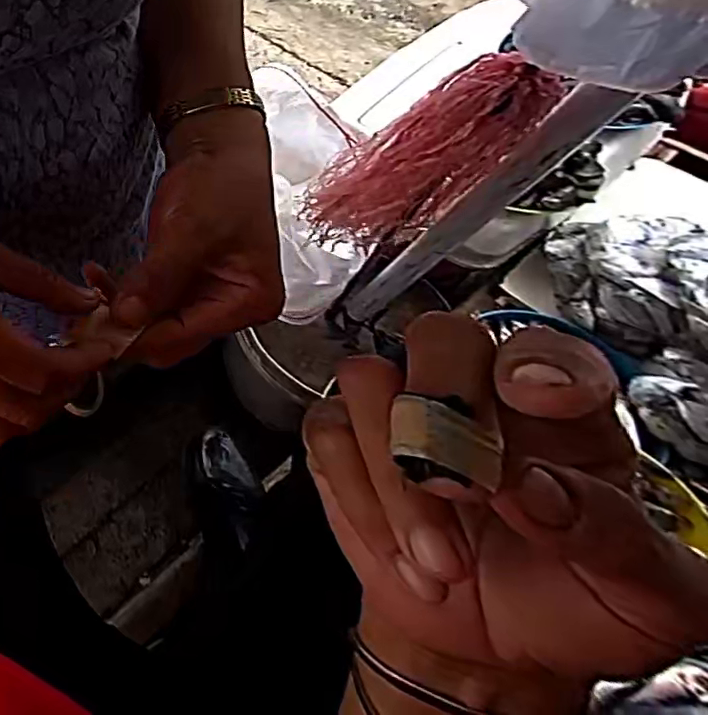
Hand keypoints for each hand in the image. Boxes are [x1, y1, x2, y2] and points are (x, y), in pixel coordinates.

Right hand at [0, 194, 103, 445]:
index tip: (100, 348)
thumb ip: (39, 283)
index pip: (36, 371)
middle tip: (77, 362)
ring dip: (32, 415)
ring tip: (46, 382)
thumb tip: (87, 304)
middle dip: (64, 391)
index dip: (79, 366)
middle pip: (22, 409)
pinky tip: (7, 393)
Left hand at [113, 108, 283, 367]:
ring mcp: (205, 296)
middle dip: (124, 328)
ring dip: (118, 311)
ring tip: (89, 288)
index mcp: (247, 302)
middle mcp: (230, 307)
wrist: (218, 155)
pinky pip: (147, 301)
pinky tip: (98, 278)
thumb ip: (159, 278)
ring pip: (152, 322)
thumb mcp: (189, 231)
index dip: (137, 337)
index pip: (184, 336)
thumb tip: (127, 317)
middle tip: (80, 315)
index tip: (95, 333)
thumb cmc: (220, 187)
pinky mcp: (182, 283)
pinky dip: (121, 294)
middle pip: (167, 337)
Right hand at [306, 313, 707, 708]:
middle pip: (439, 337)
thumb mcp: (648, 595)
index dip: (537, 360)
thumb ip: (614, 535)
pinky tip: (405, 551)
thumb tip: (536, 488)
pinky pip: (327, 435)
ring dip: (396, 472)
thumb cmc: (575, 604)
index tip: (533, 396)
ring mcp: (392, 410)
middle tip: (460, 481)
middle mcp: (472, 398)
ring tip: (441, 554)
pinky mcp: (337, 437)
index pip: (547, 348)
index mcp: (563, 418)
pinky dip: (362, 501)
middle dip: (440, 397)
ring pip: (366, 380)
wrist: (491, 639)